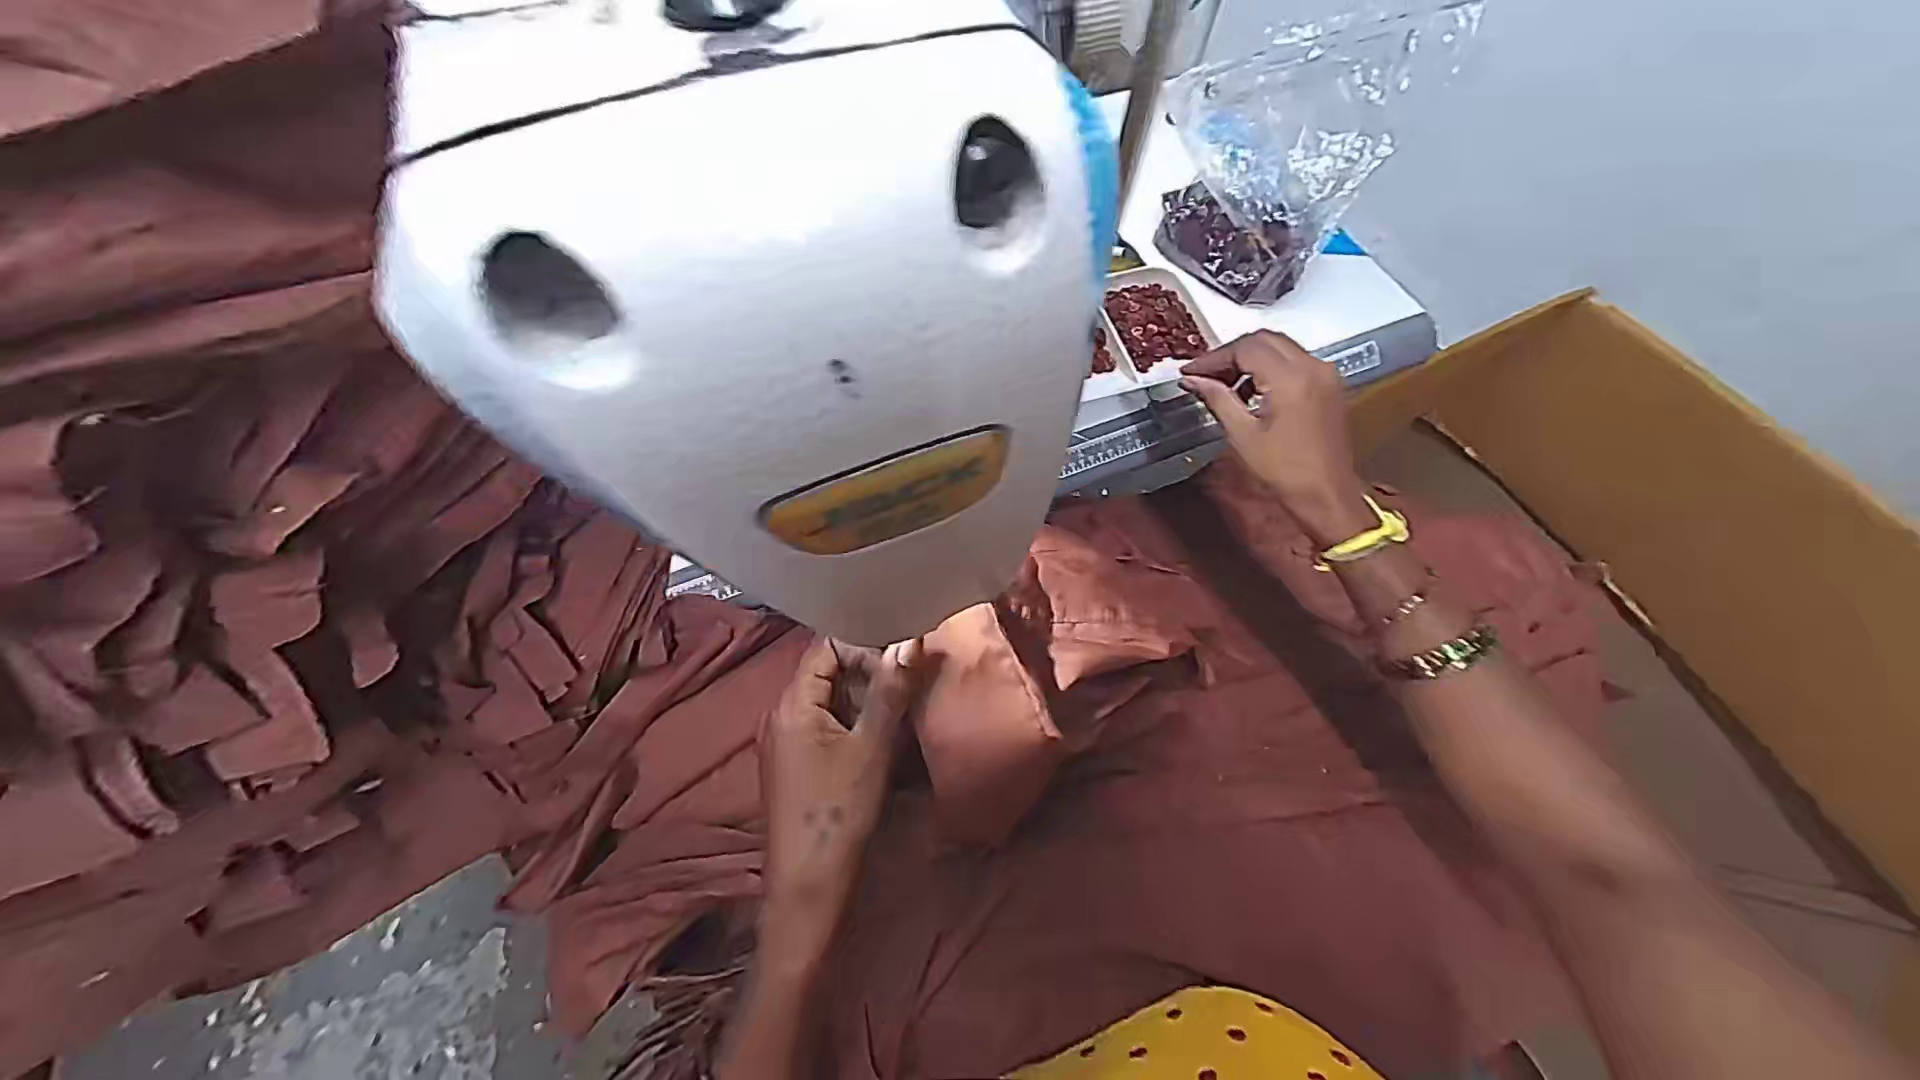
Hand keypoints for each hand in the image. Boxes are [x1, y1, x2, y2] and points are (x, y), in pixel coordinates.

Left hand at [760, 636, 923, 965]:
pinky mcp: (792, 763)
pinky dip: (851, 721)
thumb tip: (912, 640)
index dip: (864, 648)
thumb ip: (891, 691)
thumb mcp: (872, 748)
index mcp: (791, 702)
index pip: (826, 647)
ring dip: (862, 699)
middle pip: (826, 671)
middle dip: (867, 673)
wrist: (806, 889)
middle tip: (904, 689)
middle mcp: (779, 713)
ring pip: (827, 699)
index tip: (899, 666)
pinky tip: (875, 740)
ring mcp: (783, 740)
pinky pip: (822, 723)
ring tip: (896, 713)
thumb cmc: (839, 812)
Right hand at [1180, 330, 1375, 544]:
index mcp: (1290, 379)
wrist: (1325, 492)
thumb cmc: (1282, 469)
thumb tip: (1192, 380)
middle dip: (1230, 354)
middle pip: (1264, 340)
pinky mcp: (1328, 384)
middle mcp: (1312, 367)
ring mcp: (1324, 373)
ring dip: (1249, 359)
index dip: (1213, 358)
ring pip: (1279, 347)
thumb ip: (1217, 398)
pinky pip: (1294, 361)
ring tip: (1224, 385)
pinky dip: (1268, 367)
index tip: (1190, 372)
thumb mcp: (1242, 433)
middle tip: (1204, 375)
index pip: (1246, 348)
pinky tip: (1250, 391)